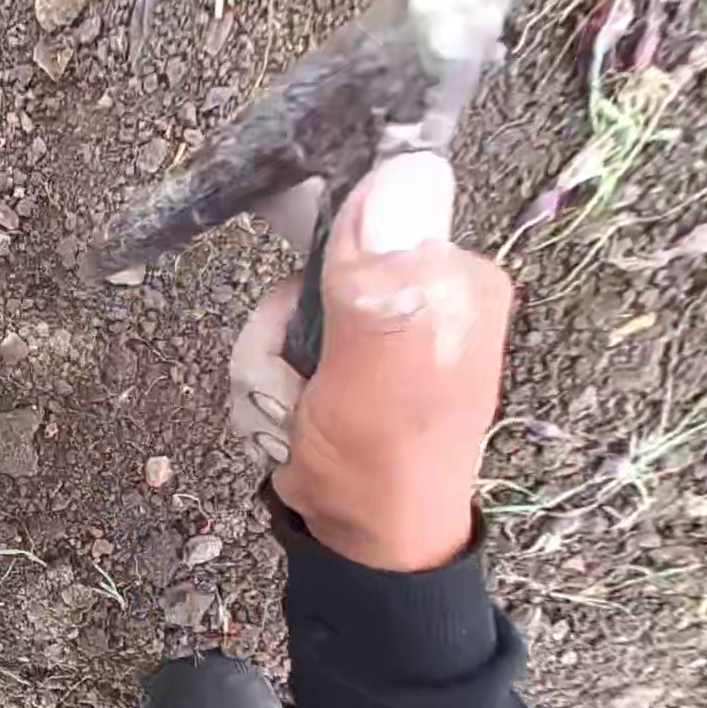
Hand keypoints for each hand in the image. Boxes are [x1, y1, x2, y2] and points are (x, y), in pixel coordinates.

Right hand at [266, 153, 511, 571]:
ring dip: (264, 378)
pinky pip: (266, 352)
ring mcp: (361, 329)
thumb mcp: (381, 377)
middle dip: (275, 341)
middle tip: (294, 395)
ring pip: (272, 317)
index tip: (288, 290)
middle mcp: (405, 293)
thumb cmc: (381, 464)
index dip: (309, 240)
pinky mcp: (327, 359)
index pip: (364, 209)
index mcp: (442, 280)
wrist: (360, 537)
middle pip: (299, 273)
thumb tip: (400, 170)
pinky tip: (284, 429)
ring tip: (289, 422)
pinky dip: (263, 394)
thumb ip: (384, 284)